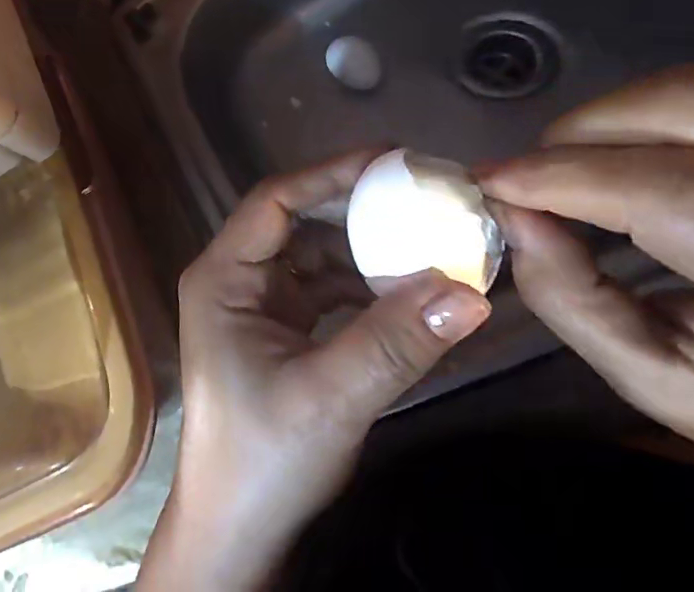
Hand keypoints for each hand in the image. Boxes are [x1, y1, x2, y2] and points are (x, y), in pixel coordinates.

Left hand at [138, 151, 491, 591]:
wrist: (237, 536)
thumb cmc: (262, 459)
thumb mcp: (330, 396)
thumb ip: (396, 343)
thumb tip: (470, 293)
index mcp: (223, 277)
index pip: (276, 201)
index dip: (330, 174)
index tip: (390, 159)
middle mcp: (236, 280)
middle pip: (300, 225)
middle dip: (359, 211)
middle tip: (420, 196)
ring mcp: (257, 307)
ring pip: (317, 259)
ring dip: (368, 253)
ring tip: (427, 242)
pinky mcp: (280, 333)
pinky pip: (327, 294)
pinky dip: (366, 291)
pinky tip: (408, 298)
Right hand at [480, 66, 693, 589]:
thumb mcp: (680, 397)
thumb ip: (580, 303)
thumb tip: (515, 213)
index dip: (575, 176)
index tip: (496, 179)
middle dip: (596, 124)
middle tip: (534, 163)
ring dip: (630, 115)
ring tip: (579, 160)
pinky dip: (680, 125)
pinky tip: (650, 163)